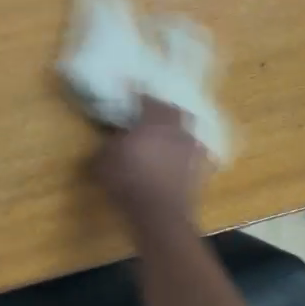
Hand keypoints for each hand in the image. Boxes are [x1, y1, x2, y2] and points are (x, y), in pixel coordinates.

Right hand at [92, 96, 207, 230]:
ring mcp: (192, 151)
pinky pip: (194, 152)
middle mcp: (177, 132)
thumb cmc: (127, 181)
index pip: (148, 98)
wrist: (160, 216)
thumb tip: (114, 133)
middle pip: (175, 111)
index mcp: (154, 123)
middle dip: (163, 108)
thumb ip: (110, 140)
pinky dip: (184, 150)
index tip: (128, 89)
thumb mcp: (104, 158)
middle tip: (149, 109)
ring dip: (176, 128)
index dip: (137, 92)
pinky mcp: (200, 171)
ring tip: (163, 133)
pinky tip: (174, 157)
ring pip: (187, 131)